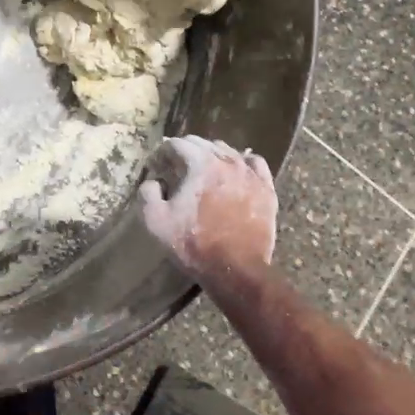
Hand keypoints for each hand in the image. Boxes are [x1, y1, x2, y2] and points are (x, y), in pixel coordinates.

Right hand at [140, 135, 276, 279]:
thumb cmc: (194, 244)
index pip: (177, 144)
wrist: (236, 271)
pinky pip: (255, 164)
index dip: (162, 152)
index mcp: (200, 164)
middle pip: (202, 143)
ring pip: (228, 151)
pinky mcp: (266, 191)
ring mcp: (250, 175)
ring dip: (211, 156)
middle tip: (176, 169)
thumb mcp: (155, 220)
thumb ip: (147, 192)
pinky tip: (236, 172)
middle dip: (185, 151)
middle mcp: (227, 161)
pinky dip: (243, 163)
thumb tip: (154, 181)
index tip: (157, 167)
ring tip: (204, 172)